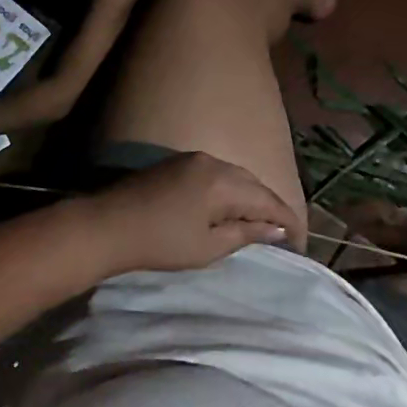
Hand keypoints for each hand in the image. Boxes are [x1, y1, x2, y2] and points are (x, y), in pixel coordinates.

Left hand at [78, 152, 303, 274]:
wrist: (106, 225)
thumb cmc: (159, 243)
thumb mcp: (207, 247)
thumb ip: (246, 234)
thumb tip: (276, 229)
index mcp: (223, 182)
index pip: (269, 200)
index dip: (289, 222)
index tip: (299, 244)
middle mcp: (212, 162)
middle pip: (254, 183)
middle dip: (271, 208)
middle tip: (282, 236)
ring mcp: (193, 159)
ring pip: (235, 176)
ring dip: (250, 198)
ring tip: (259, 225)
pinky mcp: (177, 163)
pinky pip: (217, 174)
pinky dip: (230, 191)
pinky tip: (229, 209)